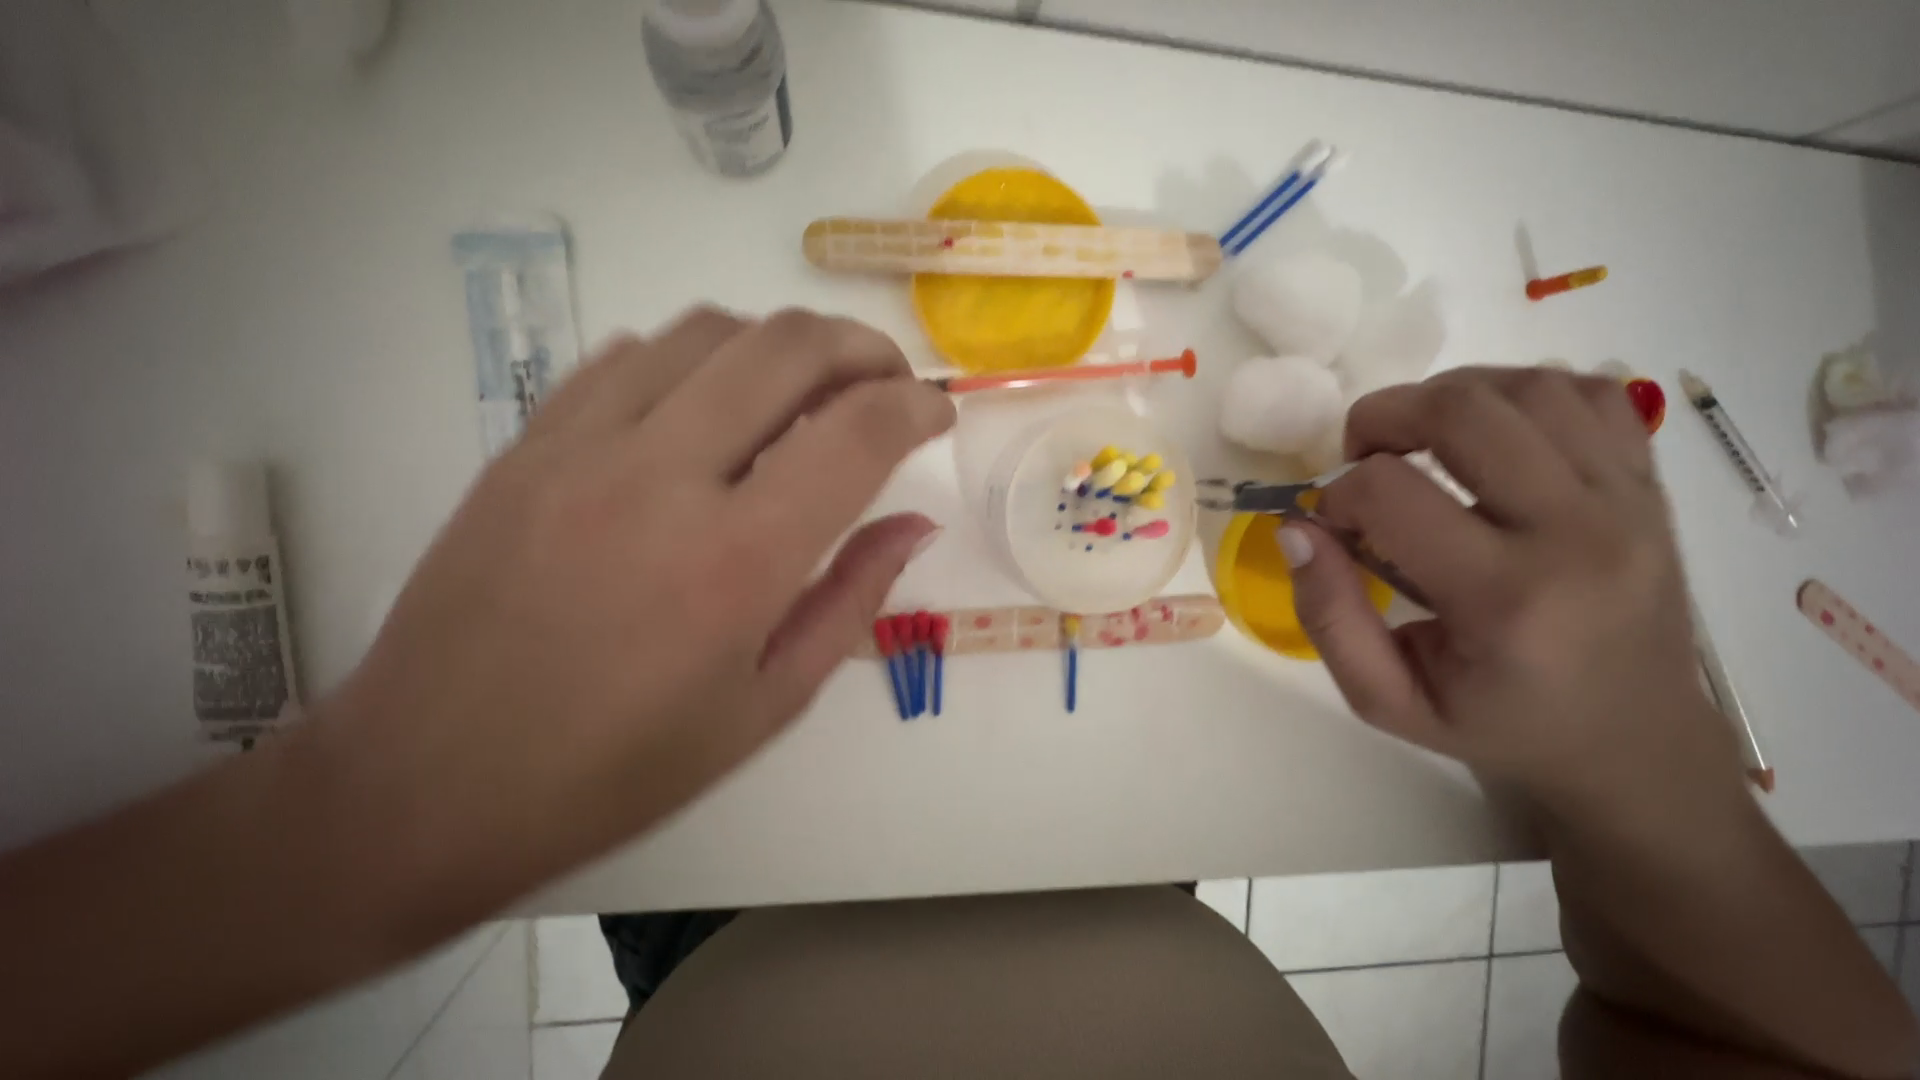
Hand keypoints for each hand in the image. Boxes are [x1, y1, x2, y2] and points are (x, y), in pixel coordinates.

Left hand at [321, 308, 952, 910]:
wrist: (428, 782)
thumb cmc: (616, 769)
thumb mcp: (764, 707)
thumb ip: (850, 601)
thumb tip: (913, 523)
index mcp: (736, 563)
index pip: (856, 434)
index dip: (916, 405)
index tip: (937, 411)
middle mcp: (663, 478)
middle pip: (787, 348)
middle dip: (863, 346)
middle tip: (888, 379)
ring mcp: (582, 448)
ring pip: (707, 331)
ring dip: (780, 341)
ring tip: (806, 387)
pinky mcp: (527, 443)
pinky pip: (628, 355)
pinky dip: (695, 356)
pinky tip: (708, 401)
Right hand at [1283, 367, 1744, 817]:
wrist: (1633, 743)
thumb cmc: (1498, 725)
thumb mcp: (1387, 701)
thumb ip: (1329, 617)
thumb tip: (1298, 528)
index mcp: (1506, 599)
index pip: (1391, 493)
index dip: (1337, 496)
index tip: (1332, 526)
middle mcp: (1578, 533)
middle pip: (1463, 411)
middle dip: (1383, 415)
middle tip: (1361, 453)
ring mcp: (1627, 501)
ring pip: (1527, 386)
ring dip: (1450, 395)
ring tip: (1420, 439)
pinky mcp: (1650, 486)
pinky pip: (1588, 394)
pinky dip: (1523, 393)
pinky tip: (1491, 434)